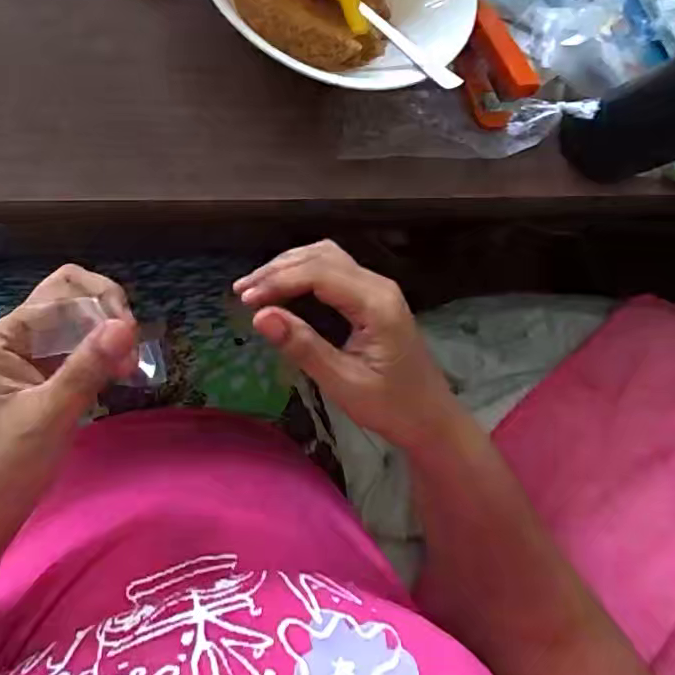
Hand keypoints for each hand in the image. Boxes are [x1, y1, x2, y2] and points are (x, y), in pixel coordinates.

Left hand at [0, 265, 138, 519]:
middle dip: (106, 315)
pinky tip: (120, 372)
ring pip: (78, 323)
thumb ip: (86, 367)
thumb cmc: (6, 468)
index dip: (100, 303)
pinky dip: (101, 355)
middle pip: (70, 299)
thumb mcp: (50, 415)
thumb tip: (126, 325)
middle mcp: (15, 337)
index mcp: (5, 336)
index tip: (130, 335)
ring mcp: (29, 357)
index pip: (60, 291)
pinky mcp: (43, 377)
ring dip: (106, 335)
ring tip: (129, 367)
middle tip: (131, 351)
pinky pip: (78, 348)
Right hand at [236, 241, 461, 451]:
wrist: (432, 419)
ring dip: (287, 266)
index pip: (318, 273)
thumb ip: (303, 347)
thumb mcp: (343, 383)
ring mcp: (376, 286)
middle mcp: (377, 284)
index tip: (245, 300)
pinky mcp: (371, 294)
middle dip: (276, 270)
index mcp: (375, 303)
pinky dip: (301, 270)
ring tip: (255, 286)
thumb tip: (260, 317)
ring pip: (325, 255)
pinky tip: (282, 285)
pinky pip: (331, 267)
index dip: (278, 281)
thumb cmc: (391, 406)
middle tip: (242, 292)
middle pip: (319, 256)